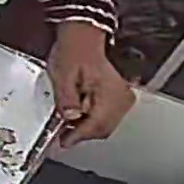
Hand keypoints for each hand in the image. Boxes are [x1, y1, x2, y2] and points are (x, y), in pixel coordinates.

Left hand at [47, 22, 133, 146]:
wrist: (81, 40)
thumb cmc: (73, 53)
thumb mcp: (62, 75)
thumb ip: (67, 98)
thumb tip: (70, 116)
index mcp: (111, 92)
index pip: (96, 125)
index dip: (77, 136)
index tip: (63, 142)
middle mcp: (122, 98)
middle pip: (102, 129)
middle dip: (81, 133)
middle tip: (61, 134)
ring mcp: (122, 98)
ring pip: (104, 125)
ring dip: (85, 127)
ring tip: (67, 121)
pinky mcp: (117, 98)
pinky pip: (105, 117)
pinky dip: (90, 120)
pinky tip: (77, 114)